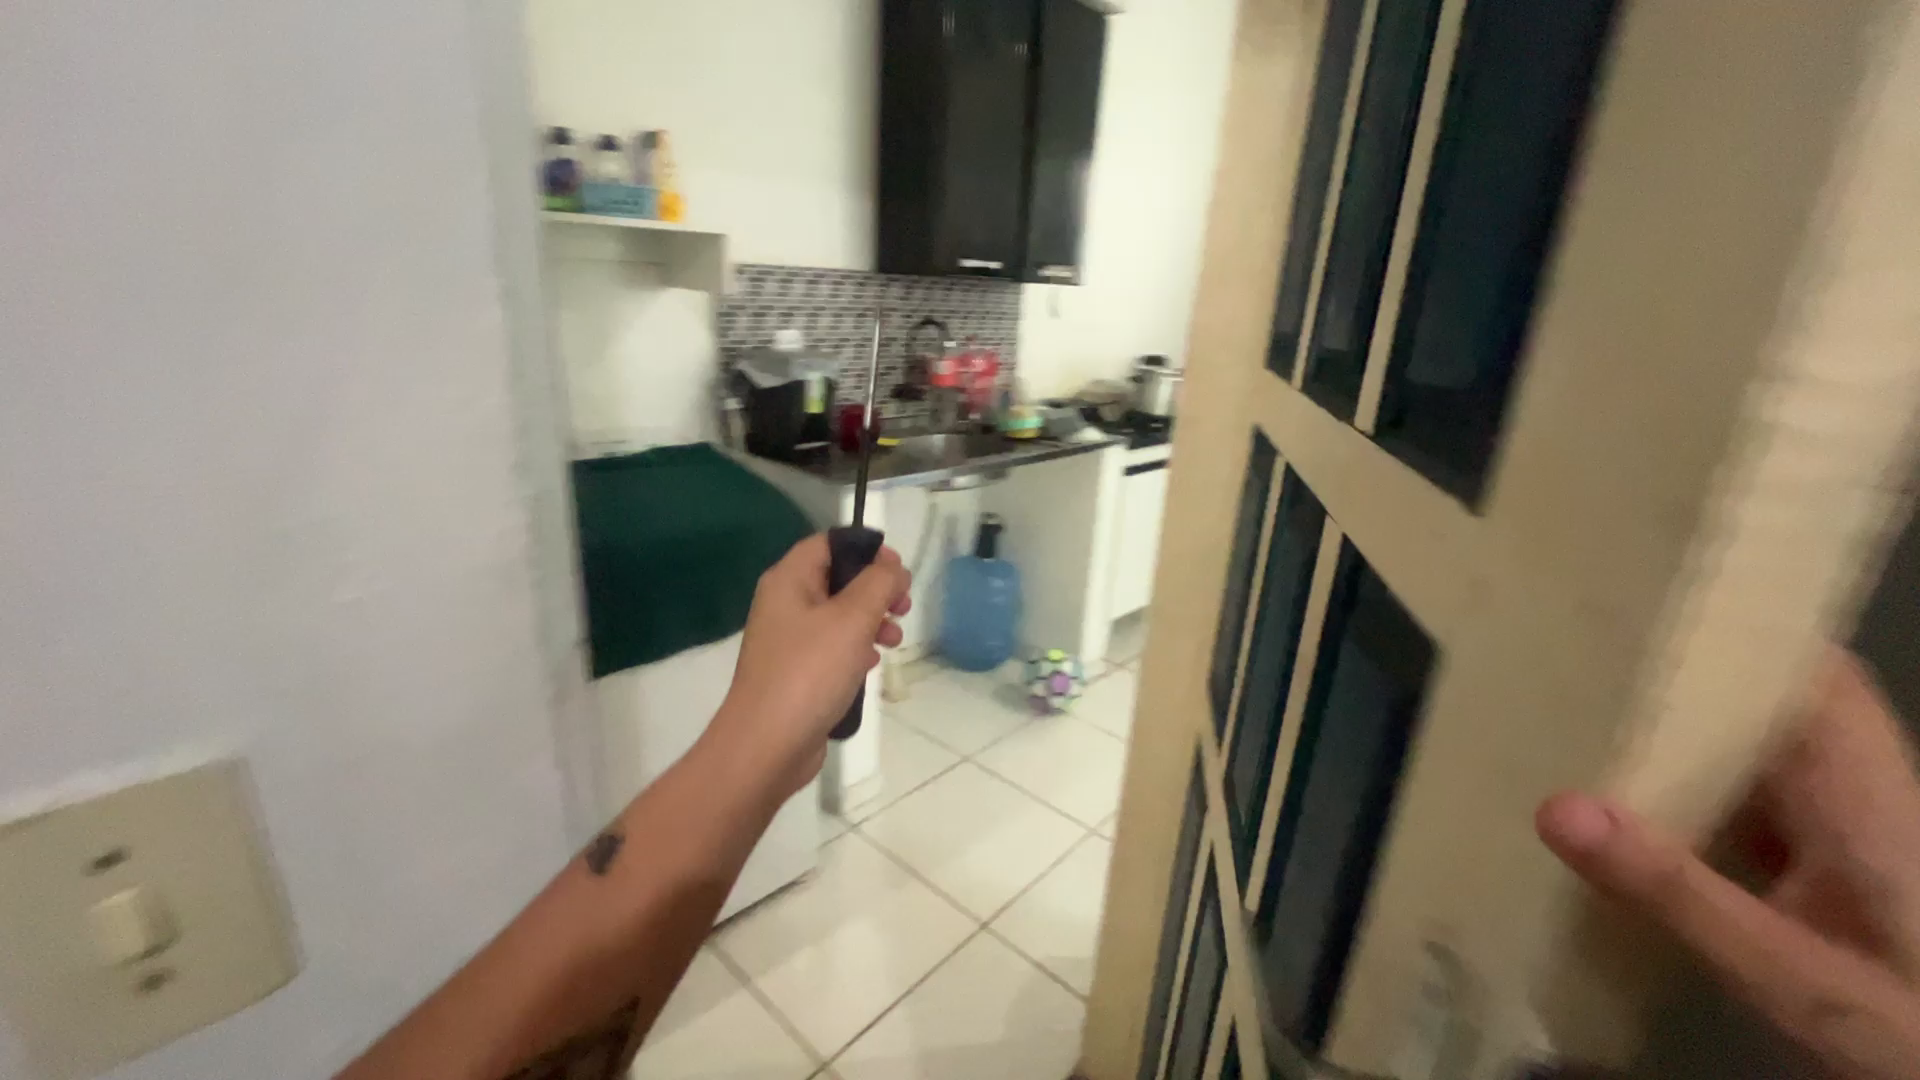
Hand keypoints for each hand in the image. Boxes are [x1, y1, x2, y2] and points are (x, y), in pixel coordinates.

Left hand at [709, 534, 911, 798]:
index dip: (867, 549)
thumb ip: (878, 584)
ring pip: (839, 614)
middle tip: (903, 606)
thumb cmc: (809, 673)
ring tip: (895, 640)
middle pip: (838, 578)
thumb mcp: (852, 619)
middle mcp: (785, 603)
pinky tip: (873, 663)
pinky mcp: (797, 671)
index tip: (899, 571)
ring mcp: (789, 639)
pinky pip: (833, 646)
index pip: (829, 543)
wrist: (767, 745)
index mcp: (789, 580)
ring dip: (872, 620)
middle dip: (876, 588)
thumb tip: (893, 569)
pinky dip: (856, 648)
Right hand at [1537, 651, 1919, 1079]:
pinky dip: (1682, 790)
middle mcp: (1866, 807)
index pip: (1811, 678)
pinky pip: (1745, 809)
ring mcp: (1851, 849)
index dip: (1739, 627)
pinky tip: (1619, 801)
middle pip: (1768, 708)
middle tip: (1573, 650)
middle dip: (1676, 675)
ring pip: (1753, 758)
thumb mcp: (1800, 983)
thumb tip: (1556, 807)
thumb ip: (1678, 894)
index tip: (1648, 596)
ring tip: (1574, 709)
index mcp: (1873, 804)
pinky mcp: (1830, 886)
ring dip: (1672, 731)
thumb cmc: (1919, 1036)